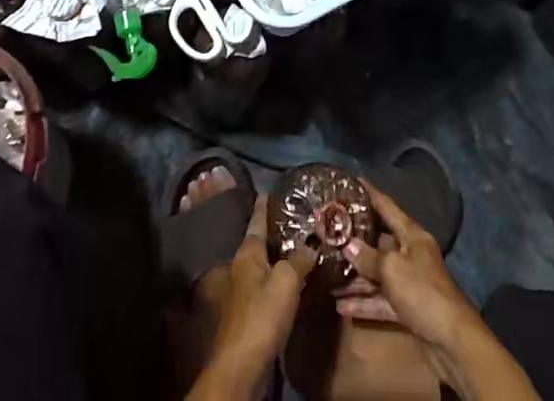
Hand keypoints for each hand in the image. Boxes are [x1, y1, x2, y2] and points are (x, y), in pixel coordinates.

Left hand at [187, 194, 315, 400]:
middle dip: (276, 230)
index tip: (271, 189)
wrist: (242, 365)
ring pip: (267, 264)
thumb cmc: (261, 314)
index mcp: (247, 254)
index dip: (264, 205)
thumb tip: (311, 245)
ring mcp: (245, 292)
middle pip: (261, 242)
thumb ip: (299, 258)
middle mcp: (242, 268)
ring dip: (282, 255)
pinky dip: (284, 277)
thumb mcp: (286, 280)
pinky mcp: (253, 313)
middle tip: (299, 216)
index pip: (256, 221)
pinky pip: (271, 285)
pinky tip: (300, 278)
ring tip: (305, 244)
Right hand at [335, 180, 481, 351]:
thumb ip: (369, 257)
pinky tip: (340, 306)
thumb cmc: (422, 291)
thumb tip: (348, 244)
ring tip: (327, 274)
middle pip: (380, 241)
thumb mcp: (392, 269)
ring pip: (377, 273)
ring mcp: (409, 281)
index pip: (388, 207)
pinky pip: (380, 300)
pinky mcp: (406, 307)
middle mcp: (411, 254)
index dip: (371, 194)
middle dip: (356, 239)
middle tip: (328, 232)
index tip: (352, 181)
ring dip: (355, 276)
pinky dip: (363, 303)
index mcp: (413, 236)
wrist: (450, 339)